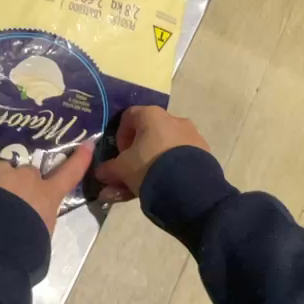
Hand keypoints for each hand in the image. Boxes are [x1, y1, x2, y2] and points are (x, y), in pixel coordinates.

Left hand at [0, 141, 95, 236]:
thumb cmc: (24, 254)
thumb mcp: (42, 242)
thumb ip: (39, 224)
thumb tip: (31, 226)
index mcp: (48, 196)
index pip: (69, 174)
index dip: (79, 159)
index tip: (88, 144)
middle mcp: (28, 177)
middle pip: (25, 173)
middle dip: (17, 185)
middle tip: (4, 207)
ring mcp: (3, 170)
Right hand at [92, 106, 209, 202]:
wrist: (189, 188)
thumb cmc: (149, 167)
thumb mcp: (123, 169)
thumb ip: (109, 169)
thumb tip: (100, 173)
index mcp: (152, 115)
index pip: (129, 117)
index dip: (120, 135)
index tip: (119, 154)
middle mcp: (173, 119)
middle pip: (148, 133)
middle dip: (136, 154)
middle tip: (131, 172)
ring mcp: (191, 136)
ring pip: (164, 148)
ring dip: (152, 163)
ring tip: (146, 185)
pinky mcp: (203, 153)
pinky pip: (180, 158)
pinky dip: (170, 169)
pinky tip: (164, 186)